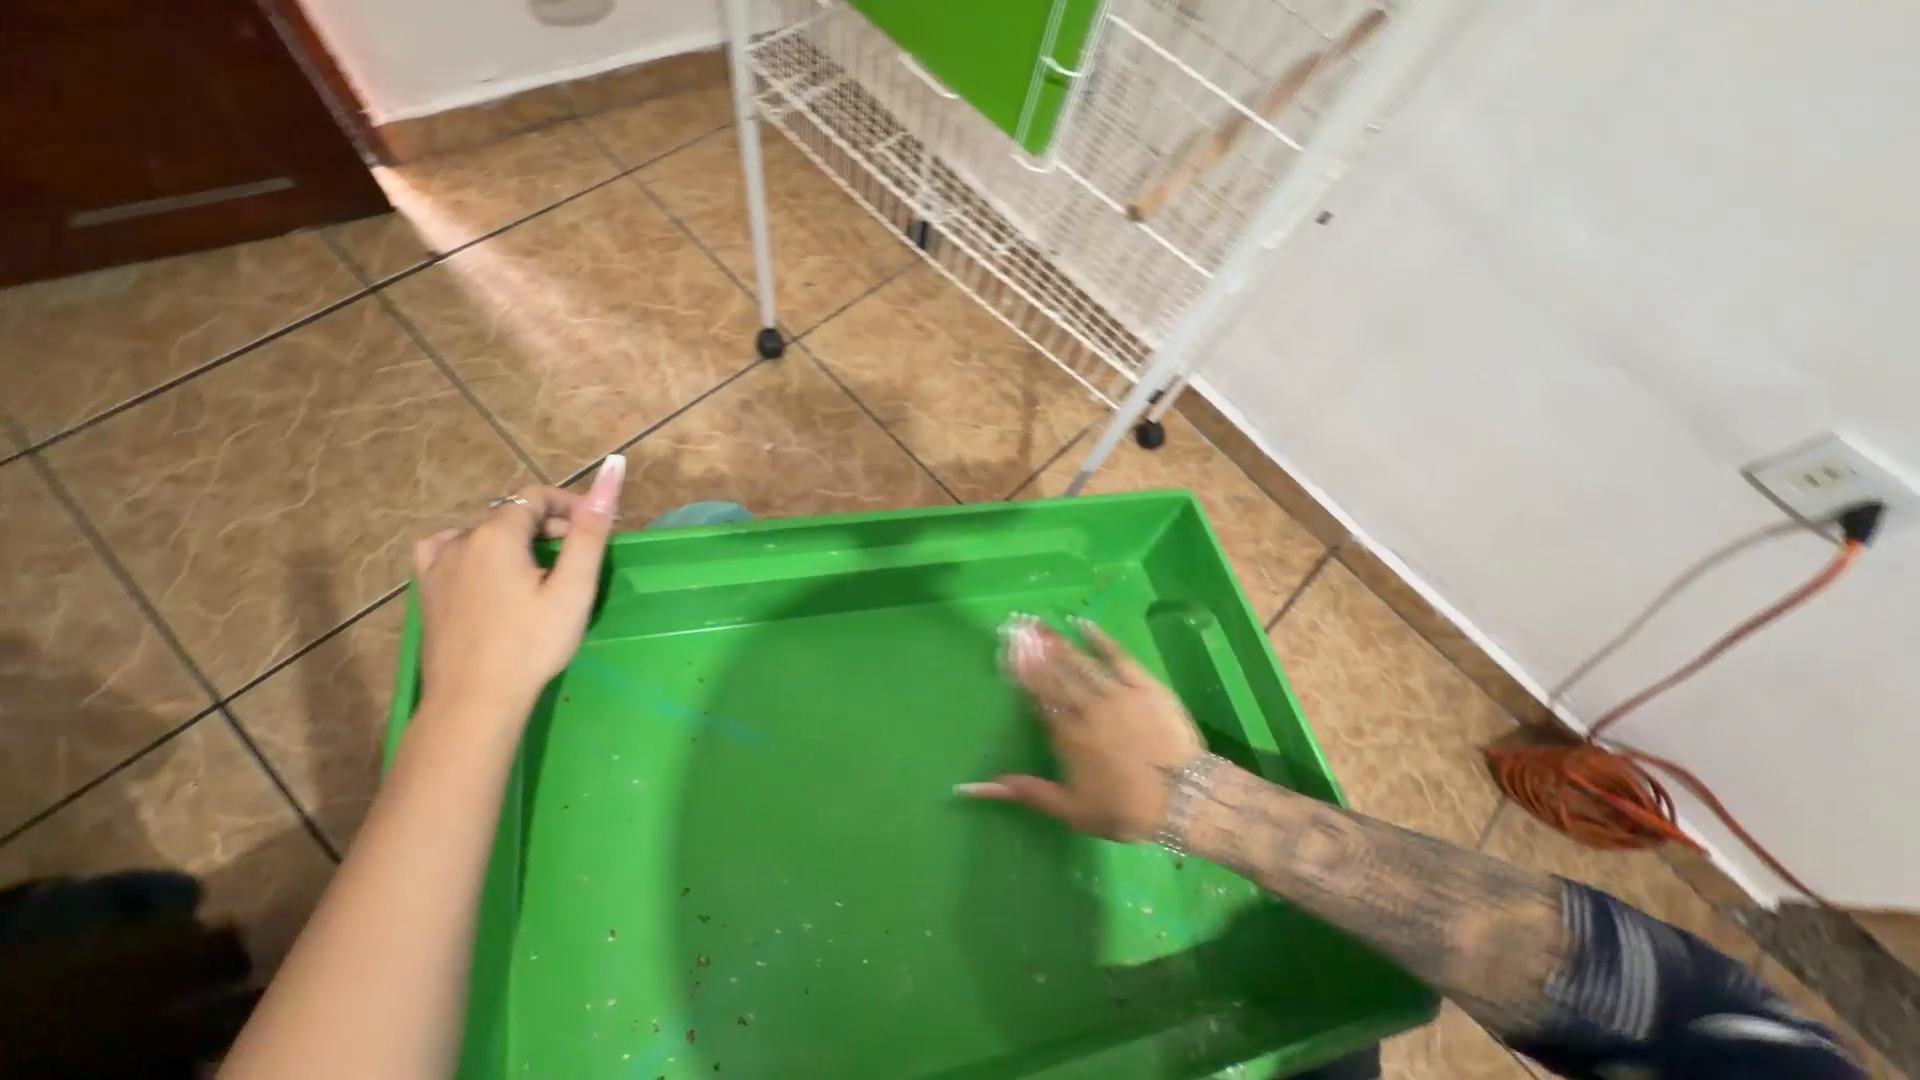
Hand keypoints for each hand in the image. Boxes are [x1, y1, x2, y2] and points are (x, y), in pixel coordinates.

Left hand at [410, 455, 625, 722]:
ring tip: (542, 572)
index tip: (600, 529)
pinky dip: (476, 551)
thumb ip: (590, 529)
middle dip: (549, 527)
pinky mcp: (427, 589)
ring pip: (484, 534)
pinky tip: (490, 573)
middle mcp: (461, 539)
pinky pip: (450, 550)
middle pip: (512, 515)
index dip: (572, 506)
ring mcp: (437, 565)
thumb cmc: (532, 644)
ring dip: (517, 542)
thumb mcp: (572, 588)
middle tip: (580, 559)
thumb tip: (612, 469)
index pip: (537, 496)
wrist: (475, 699)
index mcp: (497, 533)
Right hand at [962, 615, 1204, 840]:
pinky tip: (1085, 626)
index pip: (1038, 696)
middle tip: (1018, 627)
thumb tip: (974, 787)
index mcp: (1067, 735)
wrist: (1184, 801)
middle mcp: (1087, 708)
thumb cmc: (1125, 809)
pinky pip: (1119, 658)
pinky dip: (1101, 640)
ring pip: (1082, 663)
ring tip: (1041, 626)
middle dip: (1036, 650)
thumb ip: (1026, 791)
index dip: (1022, 673)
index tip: (1007, 651)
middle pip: (1056, 674)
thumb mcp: (1070, 810)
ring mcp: (1118, 694)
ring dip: (1059, 643)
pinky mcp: (1146, 687)